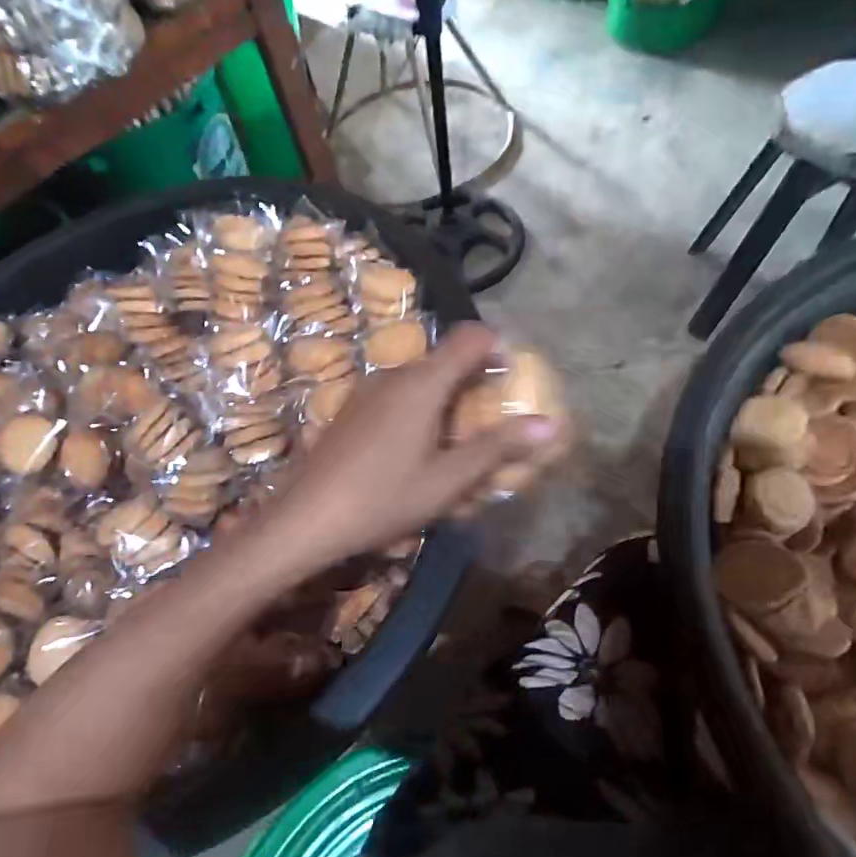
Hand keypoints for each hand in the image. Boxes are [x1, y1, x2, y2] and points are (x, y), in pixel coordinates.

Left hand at [257, 322, 559, 573]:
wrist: (305, 518)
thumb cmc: (383, 499)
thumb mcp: (447, 480)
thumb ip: (497, 448)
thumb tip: (550, 424)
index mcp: (421, 383)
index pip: (471, 338)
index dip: (498, 350)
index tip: (511, 383)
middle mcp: (393, 375)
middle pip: (445, 361)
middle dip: (473, 387)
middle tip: (487, 430)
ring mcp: (366, 390)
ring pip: (419, 382)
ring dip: (444, 405)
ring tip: (452, 450)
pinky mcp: (350, 410)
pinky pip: (395, 398)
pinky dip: (416, 414)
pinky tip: (411, 456)